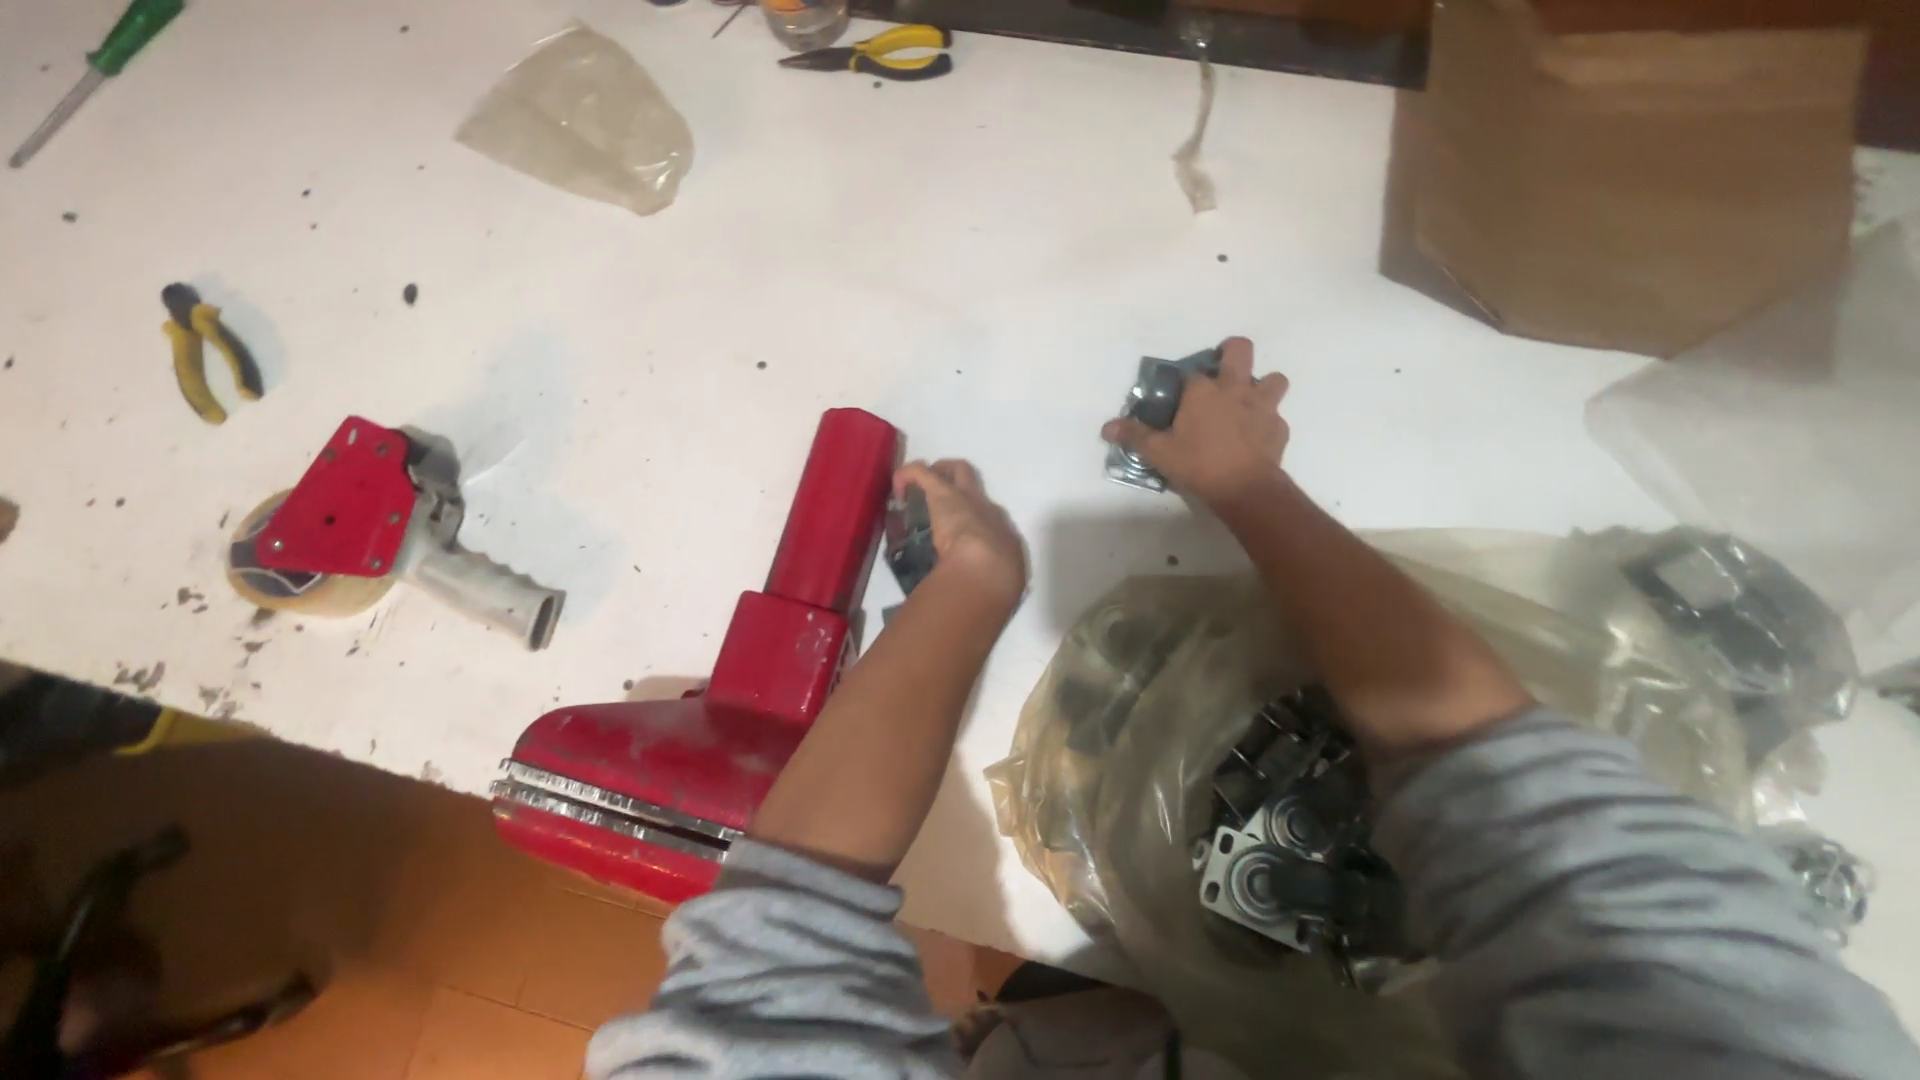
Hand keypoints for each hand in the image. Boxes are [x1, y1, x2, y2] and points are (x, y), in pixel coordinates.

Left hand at [894, 459, 1027, 607]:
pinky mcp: (942, 494)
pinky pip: (923, 473)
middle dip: (954, 479)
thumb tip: (983, 587)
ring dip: (934, 475)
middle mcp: (984, 508)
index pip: (985, 514)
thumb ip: (990, 578)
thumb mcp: (1000, 580)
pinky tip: (898, 483)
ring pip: (953, 470)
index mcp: (1000, 530)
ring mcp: (964, 498)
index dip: (969, 516)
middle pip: (971, 480)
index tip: (954, 527)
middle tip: (936, 490)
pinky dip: (909, 473)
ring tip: (915, 486)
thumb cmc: (998, 579)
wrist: (989, 568)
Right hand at [1101, 336, 1289, 507]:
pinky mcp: (1279, 428)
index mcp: (1203, 390)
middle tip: (1222, 371)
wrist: (1245, 489)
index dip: (1184, 382)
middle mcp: (1235, 388)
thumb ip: (1134, 435)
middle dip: (1232, 351)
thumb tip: (1106, 427)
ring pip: (1274, 379)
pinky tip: (1255, 439)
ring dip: (1263, 386)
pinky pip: (1276, 417)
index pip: (1191, 372)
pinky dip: (1266, 424)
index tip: (1178, 397)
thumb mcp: (1159, 452)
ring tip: (1248, 404)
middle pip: (1240, 349)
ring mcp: (1263, 406)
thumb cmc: (1198, 464)